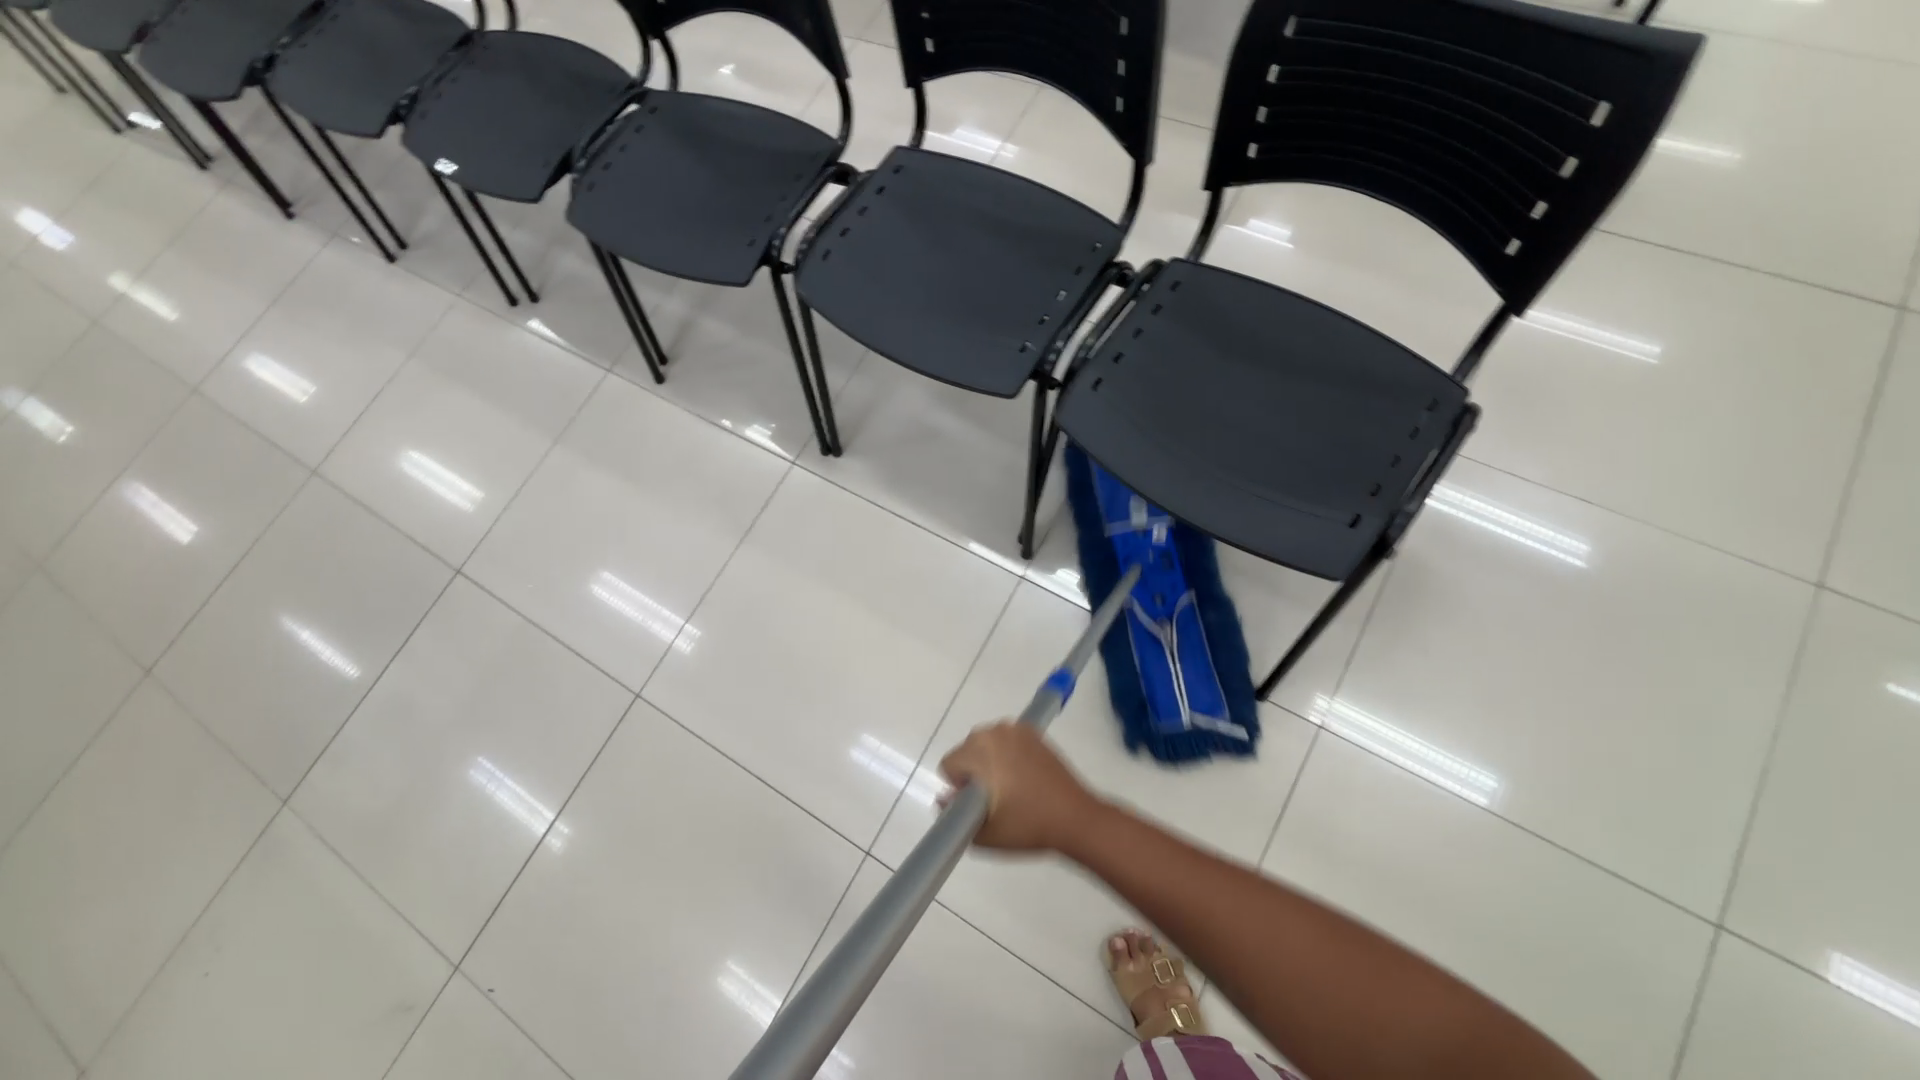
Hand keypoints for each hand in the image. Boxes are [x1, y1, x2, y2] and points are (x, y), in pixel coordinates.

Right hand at [939, 721, 1104, 851]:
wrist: (1075, 818)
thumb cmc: (1027, 826)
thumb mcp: (983, 833)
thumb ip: (954, 816)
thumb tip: (945, 799)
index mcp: (979, 751)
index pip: (949, 765)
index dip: (958, 788)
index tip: (978, 805)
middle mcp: (994, 732)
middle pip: (967, 751)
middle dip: (973, 772)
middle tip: (994, 799)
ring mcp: (1017, 729)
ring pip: (987, 744)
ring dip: (990, 762)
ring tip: (1011, 789)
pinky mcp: (1035, 734)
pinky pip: (1007, 742)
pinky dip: (1008, 755)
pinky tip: (1024, 777)